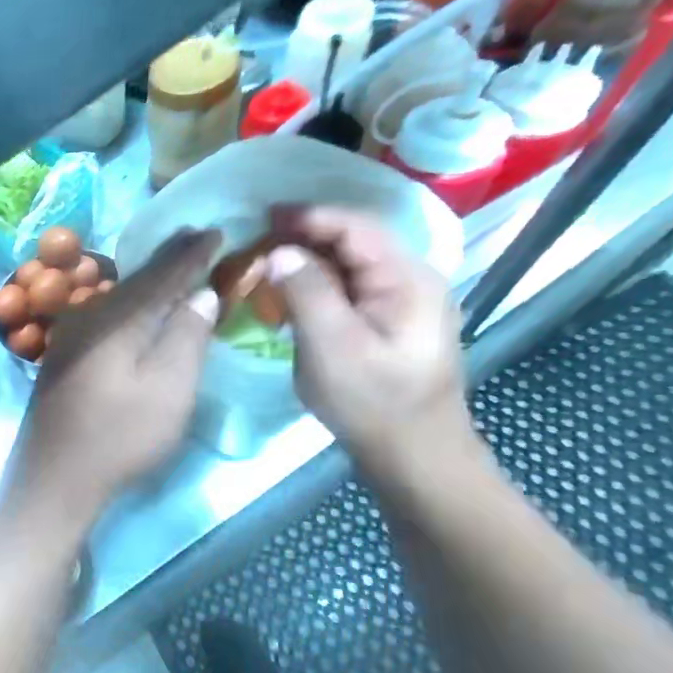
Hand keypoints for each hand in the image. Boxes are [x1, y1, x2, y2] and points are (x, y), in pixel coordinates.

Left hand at [11, 230, 222, 512]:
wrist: (54, 479)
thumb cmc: (119, 437)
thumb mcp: (169, 390)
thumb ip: (187, 336)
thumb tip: (201, 293)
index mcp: (116, 318)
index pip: (161, 274)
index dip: (191, 254)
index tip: (216, 231)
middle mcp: (88, 316)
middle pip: (136, 280)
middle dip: (169, 260)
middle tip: (198, 238)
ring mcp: (70, 336)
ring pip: (119, 297)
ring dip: (149, 281)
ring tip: (176, 265)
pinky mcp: (64, 356)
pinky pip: (106, 315)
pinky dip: (131, 304)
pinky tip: (140, 307)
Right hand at [264, 206, 474, 474]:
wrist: (415, 456)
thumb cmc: (375, 404)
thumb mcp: (333, 348)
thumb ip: (307, 293)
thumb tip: (278, 252)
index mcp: (407, 278)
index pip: (356, 226)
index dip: (309, 216)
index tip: (263, 217)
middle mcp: (412, 279)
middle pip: (355, 240)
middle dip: (305, 235)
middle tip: (257, 241)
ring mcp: (404, 302)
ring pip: (351, 263)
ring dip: (309, 259)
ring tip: (266, 263)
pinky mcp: (390, 322)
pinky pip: (351, 287)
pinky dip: (318, 283)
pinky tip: (291, 294)